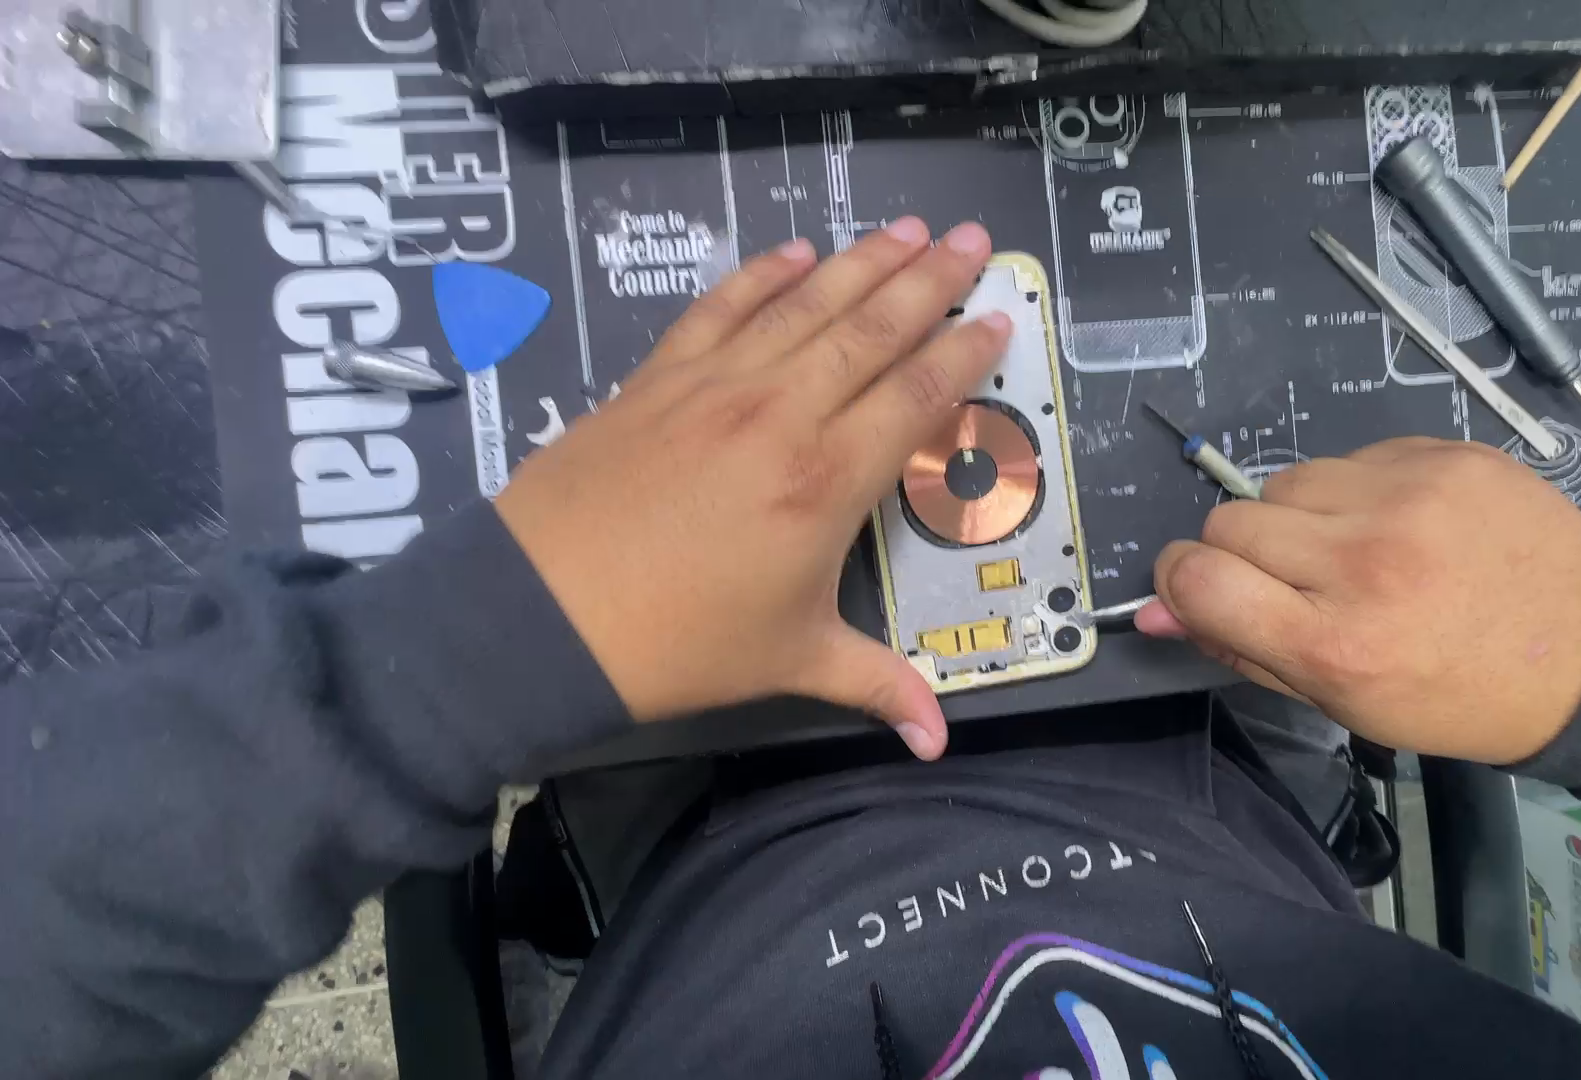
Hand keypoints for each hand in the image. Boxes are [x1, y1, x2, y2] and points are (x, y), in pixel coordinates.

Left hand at [495, 218, 1009, 759]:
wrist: (538, 617)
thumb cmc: (680, 645)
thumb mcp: (792, 664)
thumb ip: (878, 688)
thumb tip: (939, 743)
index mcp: (826, 482)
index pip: (915, 397)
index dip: (962, 354)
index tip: (995, 318)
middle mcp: (782, 415)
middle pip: (872, 330)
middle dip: (929, 279)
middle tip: (971, 237)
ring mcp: (717, 386)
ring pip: (806, 305)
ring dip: (861, 263)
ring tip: (905, 228)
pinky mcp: (660, 378)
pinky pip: (721, 308)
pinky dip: (761, 275)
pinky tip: (794, 253)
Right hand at [1135, 438, 1580, 764]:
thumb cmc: (1449, 695)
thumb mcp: (1337, 699)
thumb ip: (1234, 646)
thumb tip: (1154, 610)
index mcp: (1336, 642)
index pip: (1198, 577)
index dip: (1180, 578)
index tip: (1203, 586)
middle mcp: (1365, 561)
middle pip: (1228, 520)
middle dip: (1242, 552)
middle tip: (1295, 580)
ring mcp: (1408, 497)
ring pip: (1281, 482)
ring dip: (1295, 517)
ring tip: (1352, 548)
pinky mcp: (1441, 453)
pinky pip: (1343, 459)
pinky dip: (1350, 491)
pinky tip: (1397, 521)